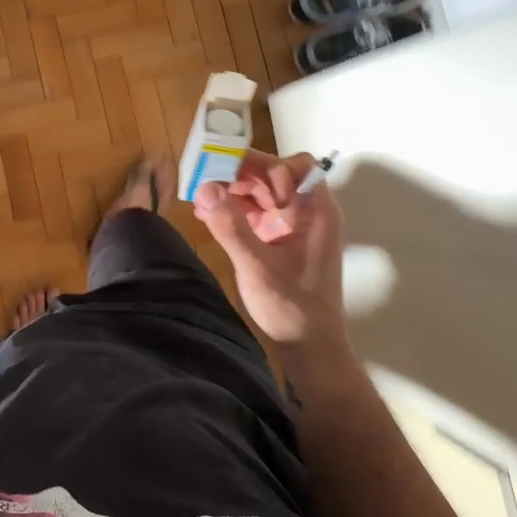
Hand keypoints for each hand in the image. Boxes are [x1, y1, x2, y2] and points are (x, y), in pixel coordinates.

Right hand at [193, 151, 347, 347]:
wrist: (309, 349)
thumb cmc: (292, 308)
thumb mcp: (257, 267)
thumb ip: (231, 226)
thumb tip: (204, 187)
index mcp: (315, 212)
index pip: (295, 167)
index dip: (265, 166)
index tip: (231, 176)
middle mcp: (306, 212)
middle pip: (273, 174)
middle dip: (239, 173)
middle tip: (203, 178)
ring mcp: (291, 224)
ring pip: (261, 190)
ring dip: (231, 189)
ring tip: (201, 196)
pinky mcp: (277, 238)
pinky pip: (254, 210)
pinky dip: (232, 208)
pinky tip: (207, 213)